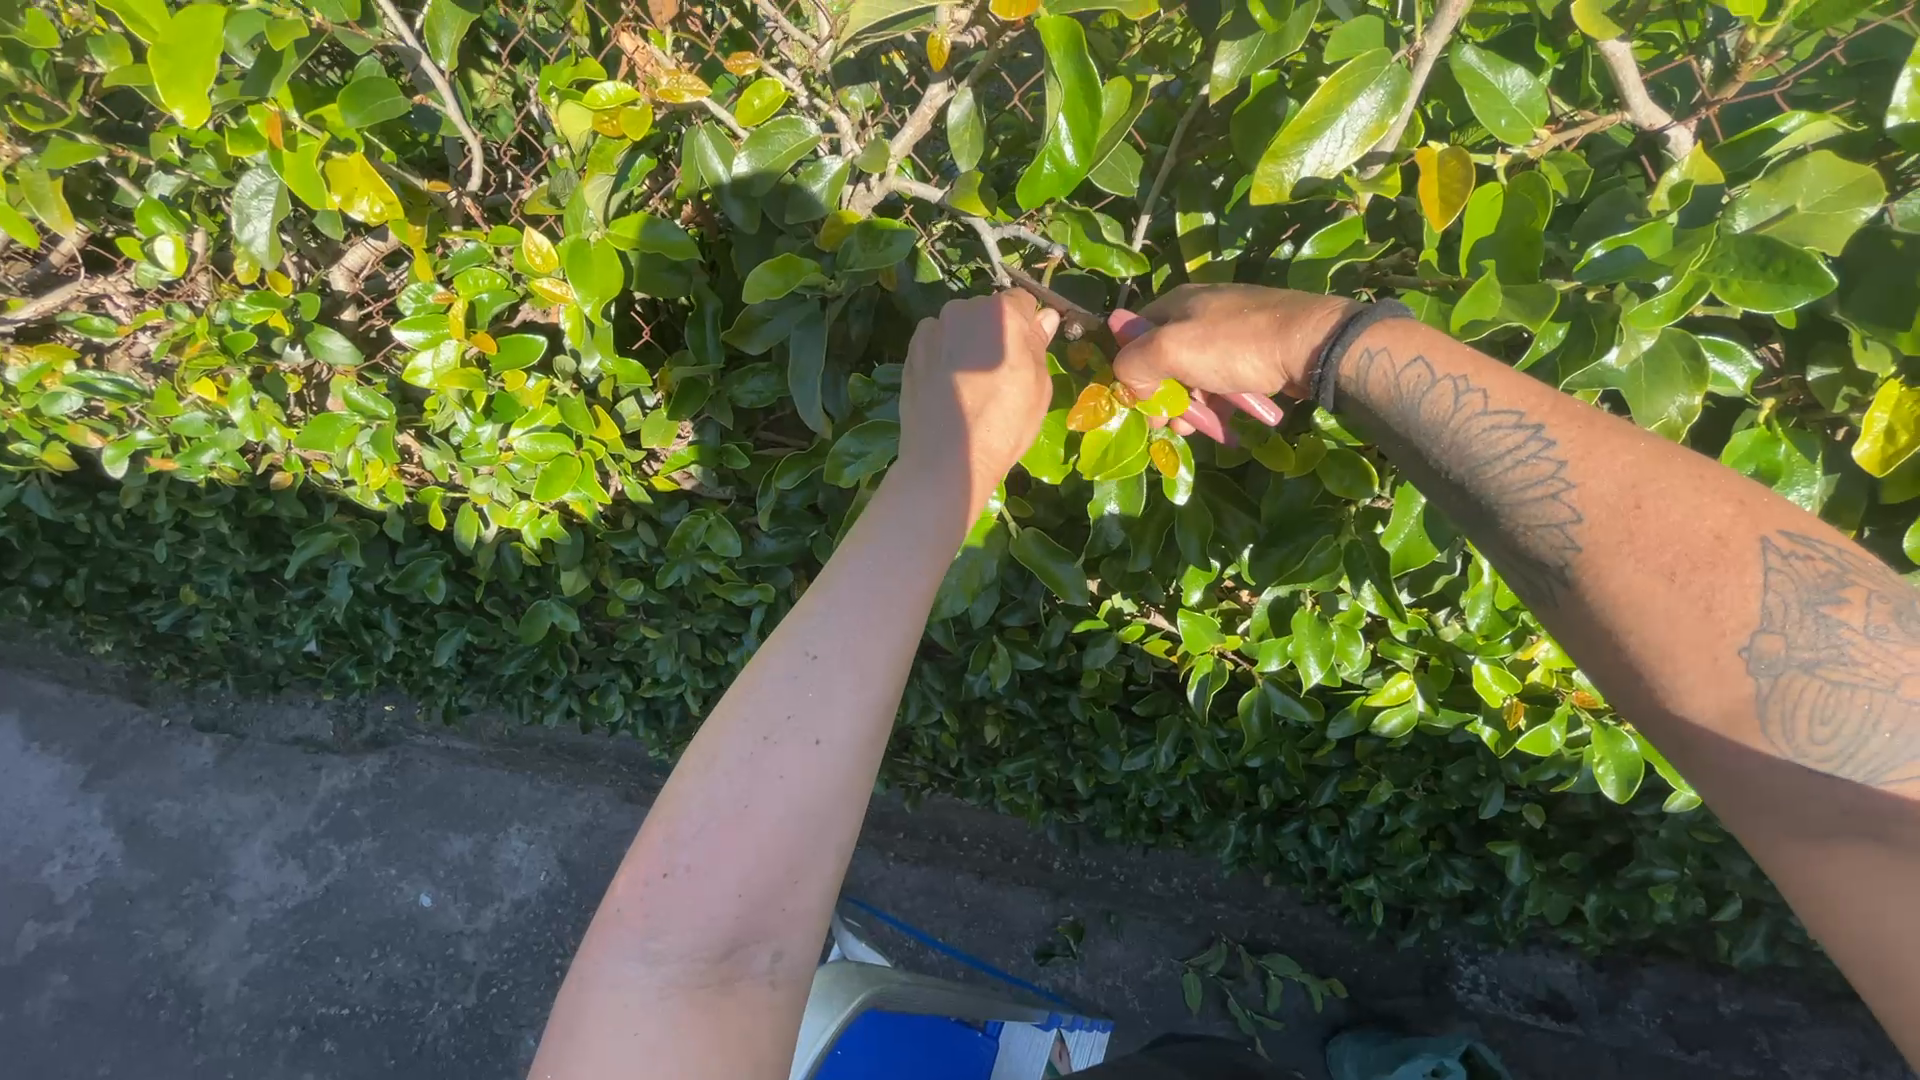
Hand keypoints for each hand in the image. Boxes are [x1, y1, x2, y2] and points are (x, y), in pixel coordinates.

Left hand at [896, 290, 1060, 519]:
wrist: (947, 459)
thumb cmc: (1004, 425)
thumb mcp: (1038, 387)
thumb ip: (1038, 345)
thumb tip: (1046, 317)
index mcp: (1001, 313)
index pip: (1022, 302)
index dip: (1027, 327)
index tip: (1026, 354)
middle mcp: (963, 311)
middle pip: (987, 312)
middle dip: (994, 333)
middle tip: (998, 374)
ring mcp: (932, 330)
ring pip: (959, 326)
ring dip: (966, 342)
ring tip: (970, 384)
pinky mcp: (911, 352)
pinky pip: (936, 343)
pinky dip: (943, 355)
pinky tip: (948, 387)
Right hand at [1110, 285, 1356, 441]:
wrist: (1310, 344)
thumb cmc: (1233, 345)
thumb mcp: (1170, 349)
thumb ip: (1133, 362)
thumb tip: (1126, 381)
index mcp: (1175, 305)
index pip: (1133, 337)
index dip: (1130, 372)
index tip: (1140, 404)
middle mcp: (1198, 314)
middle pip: (1162, 362)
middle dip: (1162, 398)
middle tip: (1167, 424)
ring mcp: (1227, 334)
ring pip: (1193, 377)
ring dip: (1190, 408)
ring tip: (1196, 430)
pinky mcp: (1252, 354)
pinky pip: (1222, 383)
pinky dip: (1218, 405)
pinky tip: (1223, 425)